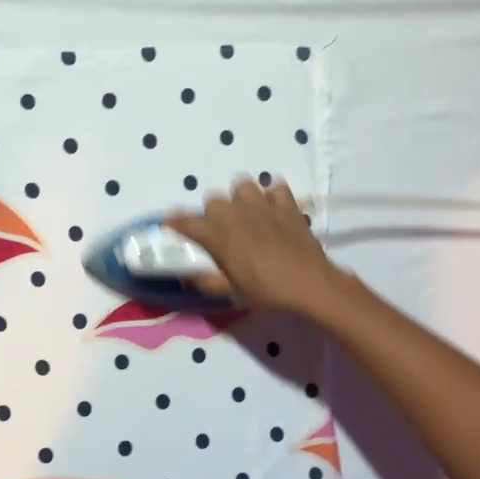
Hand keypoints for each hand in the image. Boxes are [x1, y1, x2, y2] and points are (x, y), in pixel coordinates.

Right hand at [164, 177, 351, 318]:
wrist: (309, 285)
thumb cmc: (267, 292)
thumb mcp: (232, 293)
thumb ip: (207, 282)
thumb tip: (187, 278)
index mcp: (220, 236)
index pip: (188, 223)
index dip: (175, 222)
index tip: (169, 224)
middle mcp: (237, 214)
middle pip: (214, 199)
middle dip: (214, 213)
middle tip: (222, 230)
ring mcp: (264, 205)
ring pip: (243, 185)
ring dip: (241, 198)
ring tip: (248, 214)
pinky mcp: (288, 204)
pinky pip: (275, 187)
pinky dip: (272, 196)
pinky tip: (273, 210)